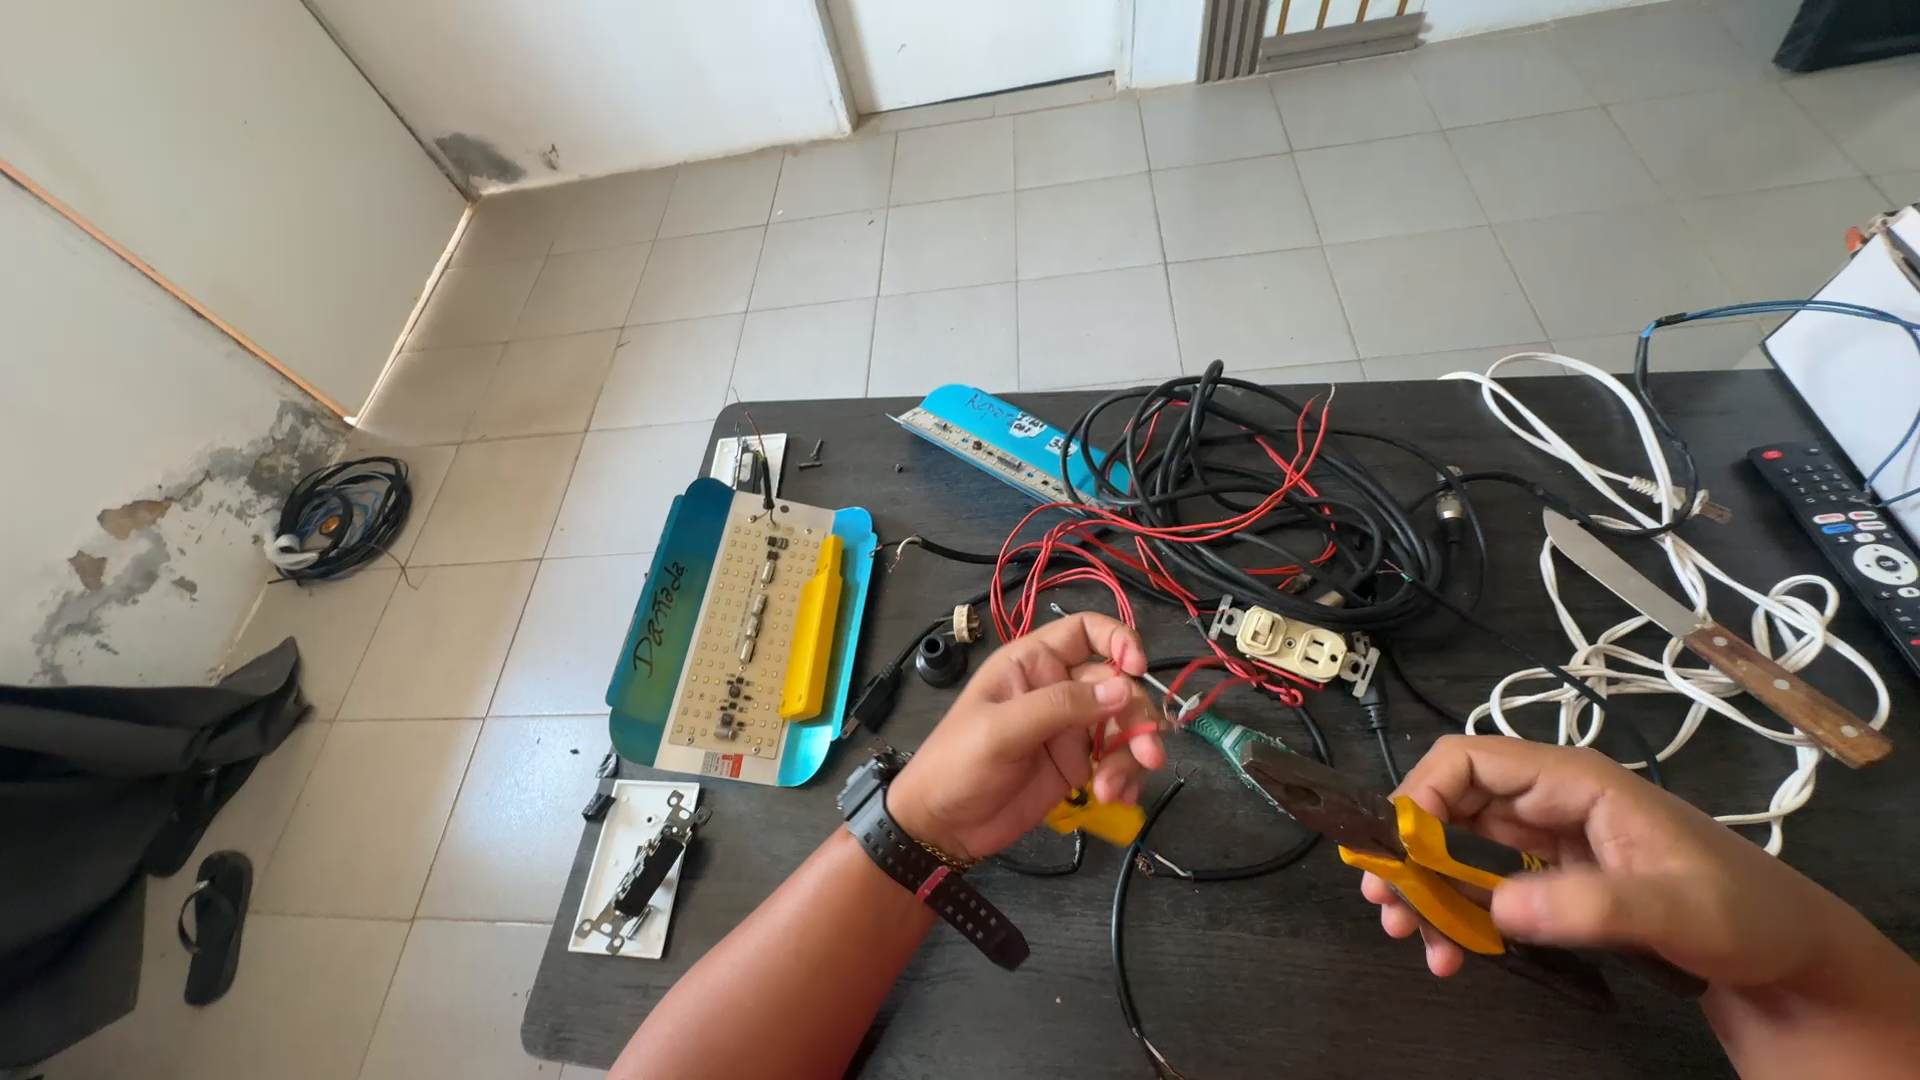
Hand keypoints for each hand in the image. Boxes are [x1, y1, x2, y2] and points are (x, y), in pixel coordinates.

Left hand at [885, 612, 1165, 863]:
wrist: (942, 826)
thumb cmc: (958, 763)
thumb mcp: (1003, 730)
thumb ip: (1061, 706)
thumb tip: (1125, 687)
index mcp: (1032, 663)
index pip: (1086, 631)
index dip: (1118, 640)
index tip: (1137, 668)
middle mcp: (1057, 688)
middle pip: (1117, 684)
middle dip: (1136, 716)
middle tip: (1146, 754)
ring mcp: (1069, 727)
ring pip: (1123, 724)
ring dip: (1133, 753)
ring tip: (1115, 788)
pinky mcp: (1077, 764)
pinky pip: (1117, 760)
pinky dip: (1126, 777)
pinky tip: (1114, 796)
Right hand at [1361, 735, 1864, 990]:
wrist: (1788, 956)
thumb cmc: (1743, 913)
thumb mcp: (1679, 909)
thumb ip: (1591, 905)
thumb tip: (1496, 908)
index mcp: (1567, 779)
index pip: (1466, 760)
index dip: (1421, 792)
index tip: (1401, 850)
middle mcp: (1541, 797)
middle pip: (1445, 805)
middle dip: (1409, 851)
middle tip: (1387, 902)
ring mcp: (1537, 834)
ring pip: (1451, 844)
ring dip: (1423, 887)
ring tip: (1409, 932)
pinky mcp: (1539, 870)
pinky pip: (1475, 879)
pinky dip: (1453, 910)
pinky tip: (1451, 951)